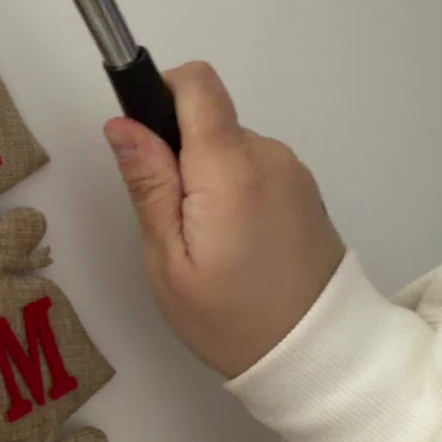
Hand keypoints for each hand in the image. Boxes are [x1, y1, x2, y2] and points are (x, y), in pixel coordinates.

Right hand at [105, 63, 346, 377]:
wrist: (319, 358)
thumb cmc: (231, 318)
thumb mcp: (168, 258)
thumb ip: (147, 183)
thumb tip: (121, 124)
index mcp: (230, 167)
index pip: (196, 83)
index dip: (159, 90)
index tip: (143, 136)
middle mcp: (268, 155)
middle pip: (207, 116)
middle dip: (176, 151)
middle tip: (171, 218)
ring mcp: (292, 171)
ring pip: (227, 143)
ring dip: (204, 173)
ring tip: (204, 238)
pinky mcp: (303, 188)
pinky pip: (252, 165)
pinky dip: (230, 186)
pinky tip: (232, 239)